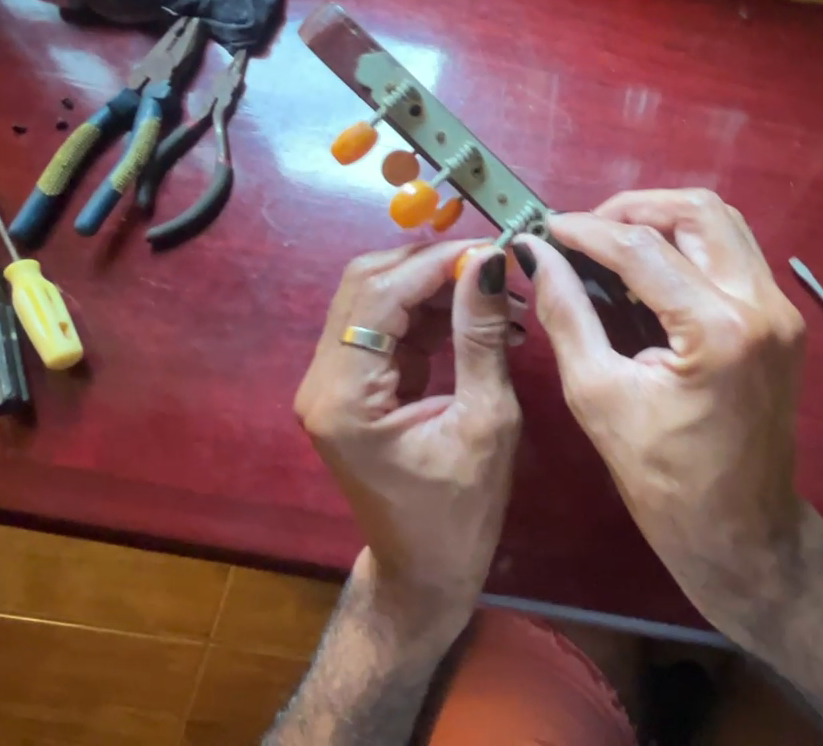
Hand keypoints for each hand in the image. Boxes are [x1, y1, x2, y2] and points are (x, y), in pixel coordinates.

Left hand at [295, 241, 520, 650]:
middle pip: (368, 284)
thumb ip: (481, 337)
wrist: (425, 572)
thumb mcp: (486, 421)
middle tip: (496, 268)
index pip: (379, 295)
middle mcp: (324, 380)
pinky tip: (478, 318)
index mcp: (344, 397)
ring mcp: (334, 381)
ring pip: (378, 298)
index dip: (436, 262)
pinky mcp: (354, 384)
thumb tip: (490, 262)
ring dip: (437, 287)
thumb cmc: (460, 512)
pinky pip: (389, 325)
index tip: (495, 251)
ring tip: (499, 297)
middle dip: (434, 266)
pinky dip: (433, 313)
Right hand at [515, 190, 808, 631]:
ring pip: (722, 223)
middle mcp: (762, 304)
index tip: (546, 228)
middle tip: (585, 233)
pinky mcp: (783, 319)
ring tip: (613, 244)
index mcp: (719, 329)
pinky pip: (734, 254)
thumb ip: (567, 314)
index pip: (643, 248)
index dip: (587, 231)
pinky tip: (650, 270)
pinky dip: (689, 246)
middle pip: (698, 211)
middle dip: (633, 209)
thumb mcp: (598, 396)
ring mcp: (781, 309)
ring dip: (665, 221)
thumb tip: (535, 254)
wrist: (744, 536)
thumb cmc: (664, 483)